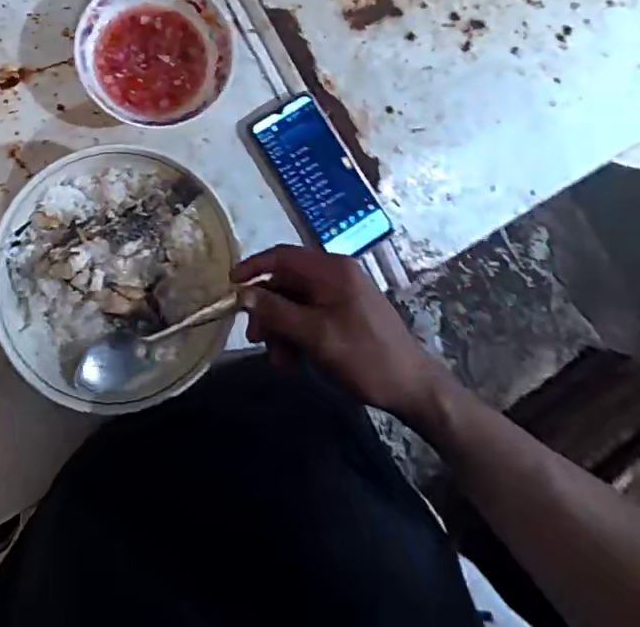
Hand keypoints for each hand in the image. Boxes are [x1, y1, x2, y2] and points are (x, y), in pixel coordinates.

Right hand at [234, 245, 451, 421]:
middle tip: (257, 341)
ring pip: (297, 302)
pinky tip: (296, 362)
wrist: (410, 384)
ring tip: (282, 362)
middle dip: (269, 311)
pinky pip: (311, 314)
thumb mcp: (314, 336)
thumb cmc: (363, 357)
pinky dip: (298, 334)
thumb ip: (277, 312)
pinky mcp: (347, 311)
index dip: (253, 268)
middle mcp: (337, 273)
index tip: (229, 288)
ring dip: (282, 329)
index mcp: (332, 270)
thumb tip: (244, 293)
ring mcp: (343, 292)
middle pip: (287, 281)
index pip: (282, 256)